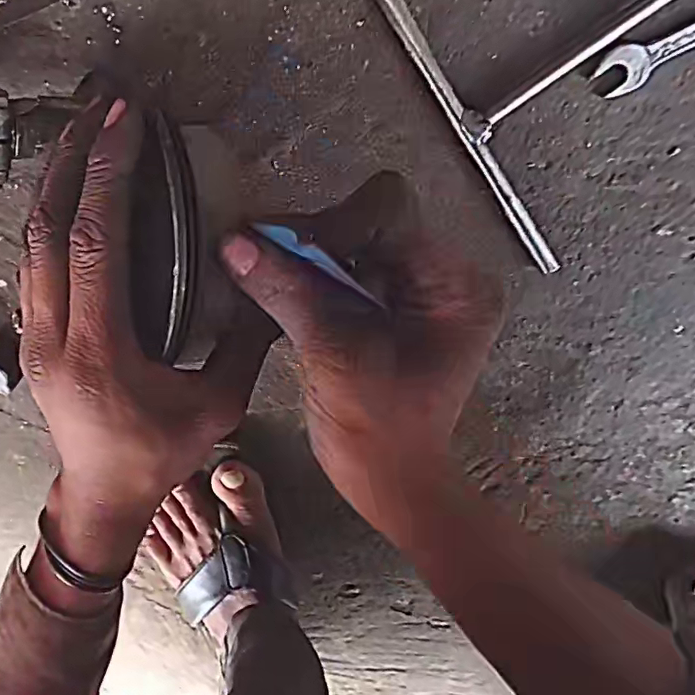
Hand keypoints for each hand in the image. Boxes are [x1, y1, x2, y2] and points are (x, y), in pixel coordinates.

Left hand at [20, 95, 273, 578]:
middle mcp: (54, 336)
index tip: (126, 124)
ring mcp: (34, 335)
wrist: (100, 494)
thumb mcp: (215, 406)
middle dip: (72, 158)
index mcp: (98, 351)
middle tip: (98, 110)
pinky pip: (32, 261)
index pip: (95, 242)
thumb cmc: (153, 458)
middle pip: (48, 227)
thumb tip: (262, 283)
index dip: (107, 173)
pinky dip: (49, 216)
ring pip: (30, 240)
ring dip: (55, 182)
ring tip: (82, 136)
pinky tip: (69, 193)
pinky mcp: (33, 335)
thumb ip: (243, 343)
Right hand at [219, 172, 505, 536]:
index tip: (279, 246)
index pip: (389, 215)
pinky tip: (285, 293)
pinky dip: (310, 277)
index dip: (328, 226)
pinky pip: (345, 270)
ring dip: (306, 259)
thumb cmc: (380, 436)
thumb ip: (289, 295)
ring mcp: (417, 293)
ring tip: (271, 278)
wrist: (387, 480)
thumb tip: (240, 247)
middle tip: (265, 258)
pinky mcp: (389, 307)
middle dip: (313, 239)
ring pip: (352, 242)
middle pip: (370, 222)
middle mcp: (443, 280)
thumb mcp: (334, 358)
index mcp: (455, 288)